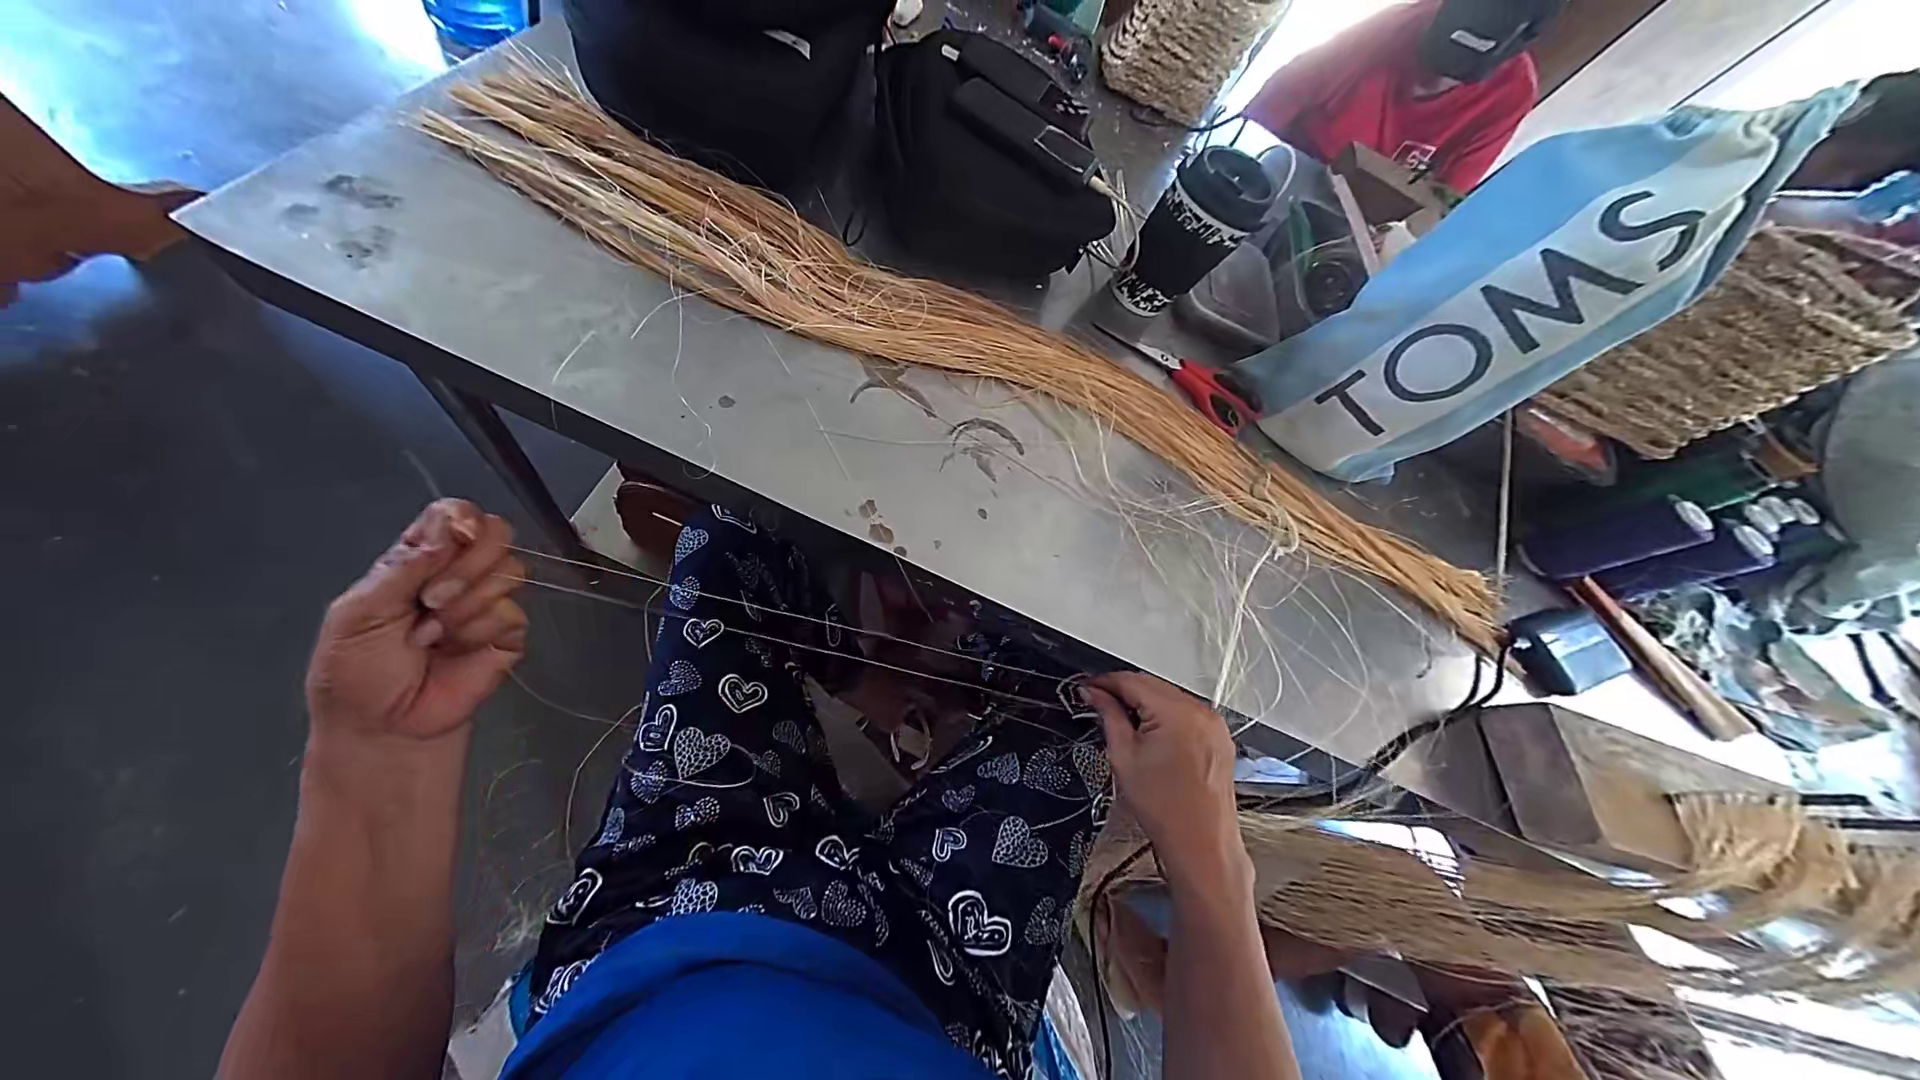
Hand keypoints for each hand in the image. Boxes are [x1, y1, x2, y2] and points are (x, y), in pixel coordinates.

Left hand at [306, 500, 527, 745]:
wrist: (385, 726)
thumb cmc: (357, 672)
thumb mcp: (357, 614)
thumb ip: (399, 569)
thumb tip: (446, 534)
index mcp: (418, 559)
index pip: (453, 515)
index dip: (462, 519)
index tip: (455, 540)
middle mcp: (458, 572)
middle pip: (496, 533)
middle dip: (469, 565)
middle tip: (433, 599)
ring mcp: (487, 601)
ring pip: (510, 571)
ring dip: (467, 605)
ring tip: (434, 634)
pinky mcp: (509, 631)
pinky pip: (514, 612)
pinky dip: (481, 630)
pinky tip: (456, 647)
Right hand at [1084, 672, 1248, 890]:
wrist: (1201, 843)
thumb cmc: (1165, 809)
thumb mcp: (1123, 756)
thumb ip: (1108, 715)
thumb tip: (1095, 694)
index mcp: (1176, 713)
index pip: (1132, 681)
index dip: (1105, 682)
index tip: (1088, 687)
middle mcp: (1200, 712)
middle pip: (1151, 684)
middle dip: (1123, 690)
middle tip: (1098, 701)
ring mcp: (1213, 723)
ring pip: (1168, 695)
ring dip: (1144, 701)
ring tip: (1122, 721)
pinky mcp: (1218, 736)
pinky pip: (1185, 711)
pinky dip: (1164, 714)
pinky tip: (1149, 731)